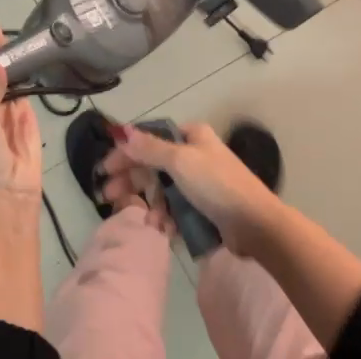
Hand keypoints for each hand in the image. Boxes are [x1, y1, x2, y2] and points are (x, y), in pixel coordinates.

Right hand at [104, 122, 281, 256]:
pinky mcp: (204, 207)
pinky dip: (168, 218)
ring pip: (163, 190)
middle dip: (132, 181)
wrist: (256, 225)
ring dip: (152, 205)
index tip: (105, 169)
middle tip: (109, 196)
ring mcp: (200, 182)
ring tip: (150, 222)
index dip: (125, 152)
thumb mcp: (180, 162)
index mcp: (191, 136)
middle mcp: (194, 155)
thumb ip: (149, 148)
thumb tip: (122, 130)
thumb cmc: (217, 185)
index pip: (149, 139)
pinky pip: (177, 208)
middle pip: (153, 165)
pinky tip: (165, 230)